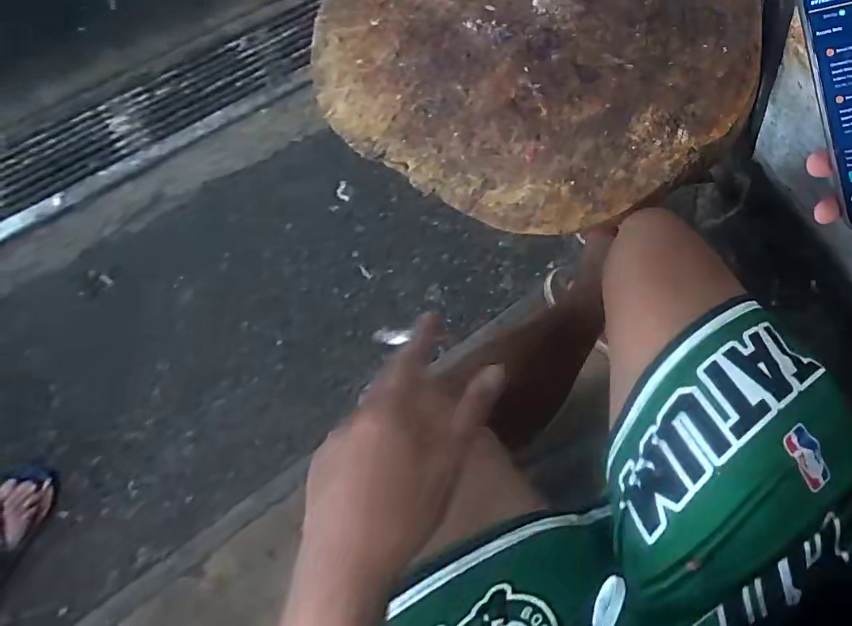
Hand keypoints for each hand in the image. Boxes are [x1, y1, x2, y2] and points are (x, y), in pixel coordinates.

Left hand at [295, 315, 504, 597]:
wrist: (342, 573)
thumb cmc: (407, 506)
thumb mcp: (452, 455)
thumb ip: (472, 408)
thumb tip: (494, 367)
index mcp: (386, 412)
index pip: (406, 364)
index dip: (422, 339)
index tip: (431, 317)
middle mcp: (352, 423)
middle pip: (386, 390)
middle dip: (412, 380)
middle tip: (438, 378)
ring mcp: (329, 452)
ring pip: (370, 417)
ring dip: (396, 411)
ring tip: (420, 423)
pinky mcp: (318, 478)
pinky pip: (355, 440)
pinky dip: (378, 435)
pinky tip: (392, 457)